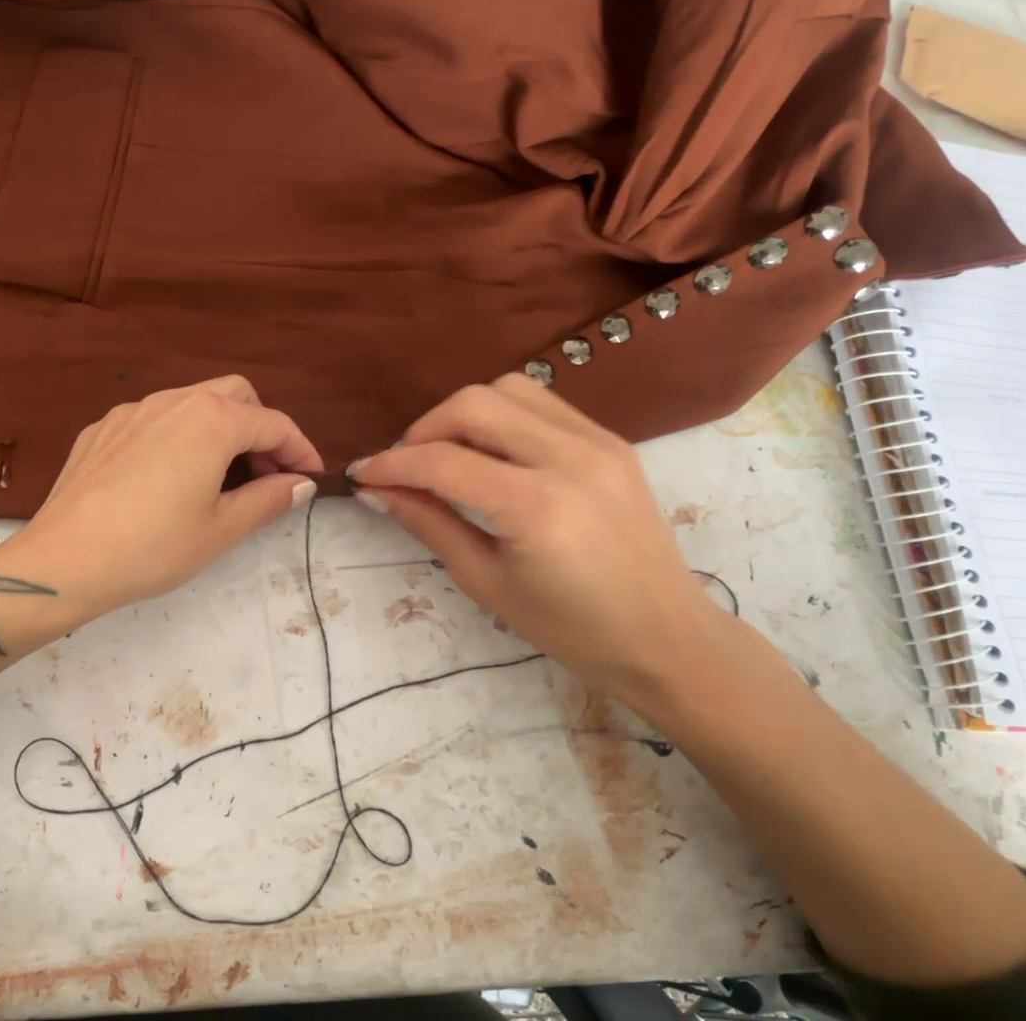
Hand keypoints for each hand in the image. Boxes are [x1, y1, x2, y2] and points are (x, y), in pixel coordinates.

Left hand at [5, 376, 321, 614]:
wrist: (63, 560)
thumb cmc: (152, 548)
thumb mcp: (220, 530)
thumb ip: (267, 499)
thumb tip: (299, 484)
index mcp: (210, 420)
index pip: (272, 423)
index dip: (299, 449)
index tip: (310, 478)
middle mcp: (171, 402)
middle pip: (234, 395)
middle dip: (260, 428)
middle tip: (266, 475)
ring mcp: (130, 412)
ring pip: (190, 402)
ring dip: (218, 429)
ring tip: (220, 477)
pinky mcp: (100, 430)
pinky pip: (152, 420)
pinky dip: (177, 437)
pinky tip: (167, 478)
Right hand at [347, 374, 727, 698]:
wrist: (664, 636)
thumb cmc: (569, 627)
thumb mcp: (485, 582)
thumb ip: (429, 524)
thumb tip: (374, 492)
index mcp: (537, 508)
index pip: (443, 462)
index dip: (390, 464)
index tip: (361, 475)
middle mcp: (571, 459)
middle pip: (474, 404)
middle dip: (424, 430)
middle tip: (405, 467)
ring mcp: (599, 443)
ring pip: (508, 389)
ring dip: (463, 415)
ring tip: (447, 456)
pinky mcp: (611, 441)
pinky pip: (540, 404)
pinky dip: (501, 418)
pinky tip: (490, 455)